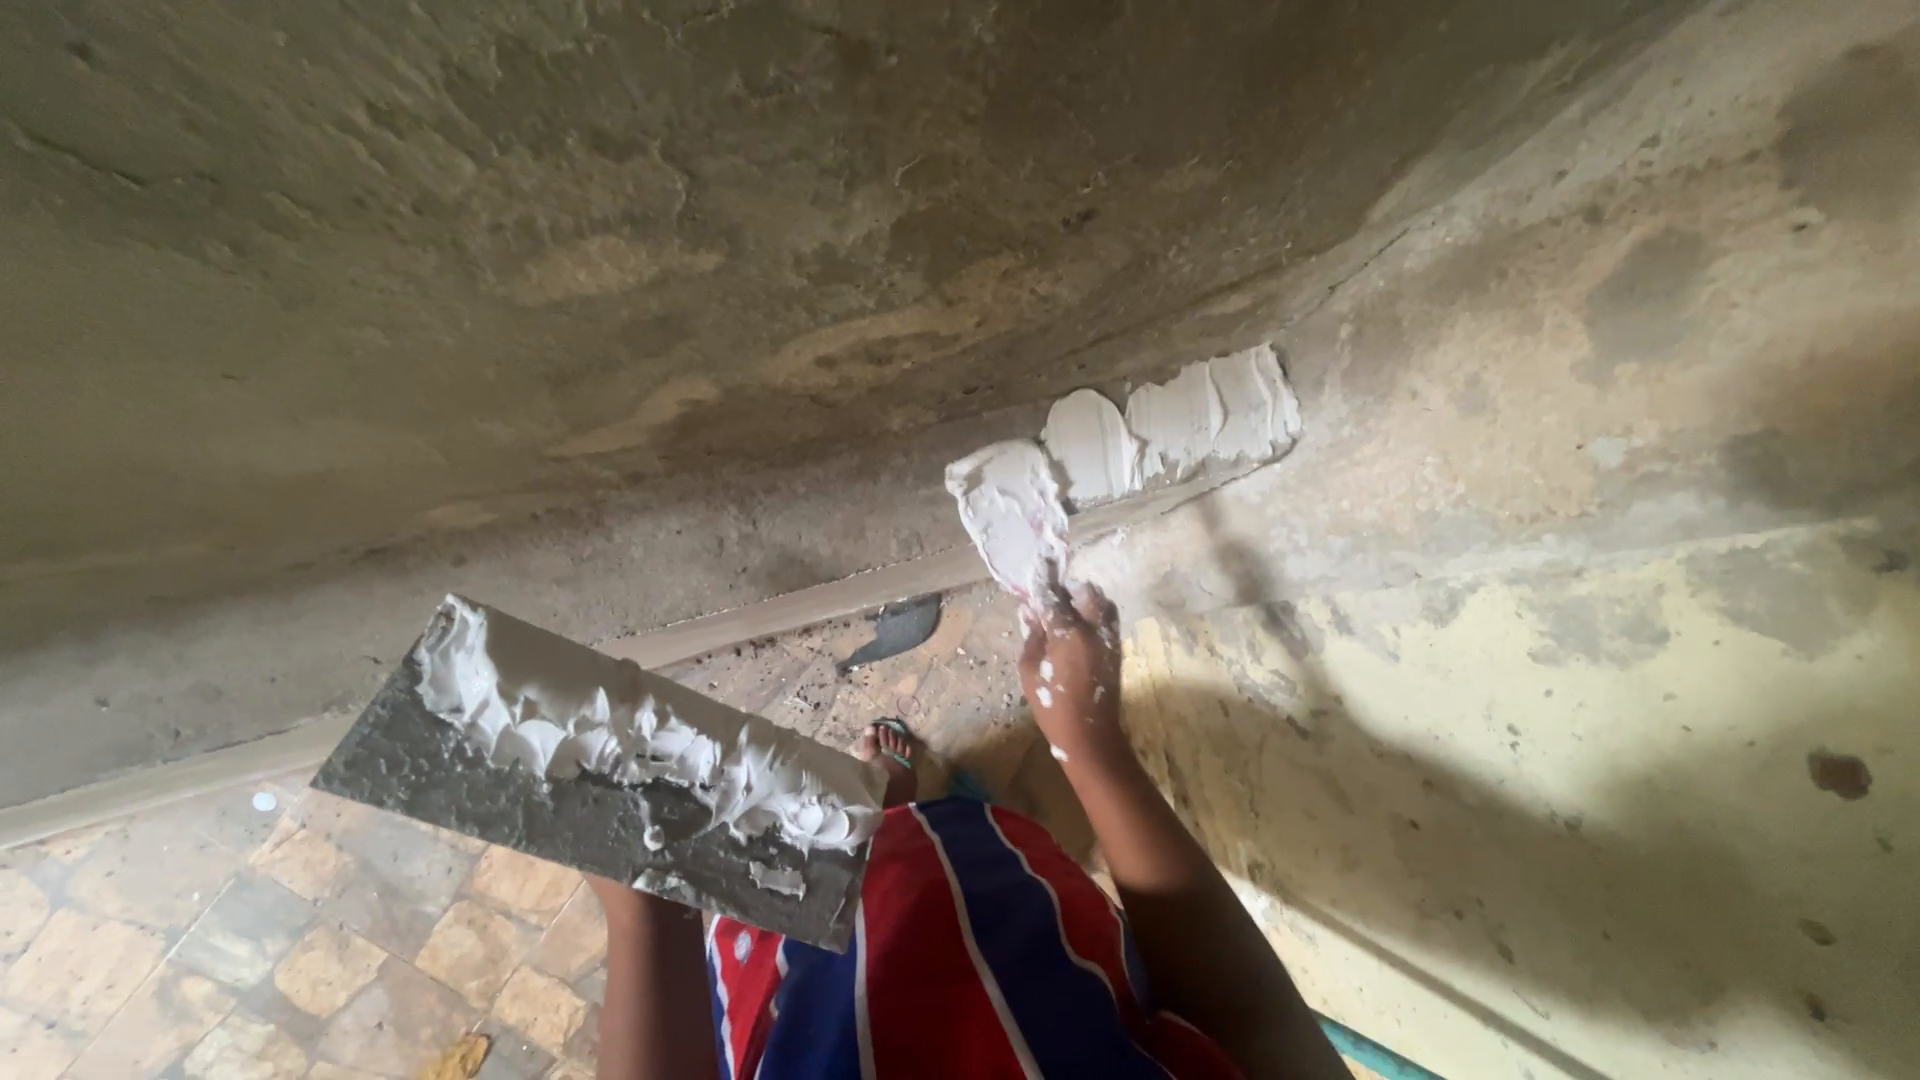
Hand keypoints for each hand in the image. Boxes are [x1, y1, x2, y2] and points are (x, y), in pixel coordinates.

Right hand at [1018, 573, 1132, 771]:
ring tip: (1067, 608)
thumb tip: (1031, 610)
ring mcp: (1110, 639)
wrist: (1090, 736)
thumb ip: (1032, 635)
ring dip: (1085, 599)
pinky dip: (1094, 613)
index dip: (1043, 581)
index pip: (1053, 596)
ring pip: (1103, 603)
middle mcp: (1094, 629)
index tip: (1037, 565)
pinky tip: (1077, 625)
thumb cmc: (1052, 706)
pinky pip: (1107, 619)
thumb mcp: (1030, 669)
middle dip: (1070, 588)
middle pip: (1087, 592)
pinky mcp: (1116, 649)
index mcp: (1069, 633)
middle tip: (1053, 594)